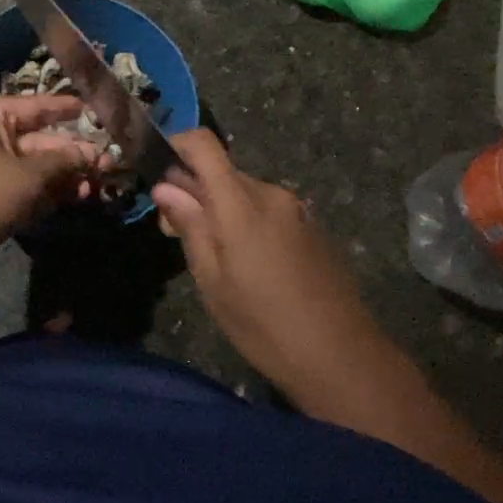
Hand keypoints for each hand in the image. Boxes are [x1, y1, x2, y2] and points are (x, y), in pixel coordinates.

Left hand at [0, 94, 102, 256]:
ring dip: (64, 175)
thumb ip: (64, 161)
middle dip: (72, 153)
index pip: (36, 105)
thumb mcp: (30, 176)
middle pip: (37, 138)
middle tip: (108, 163)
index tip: (99, 109)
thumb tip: (93, 154)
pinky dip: (45, 191)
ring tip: (99, 185)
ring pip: (31, 165)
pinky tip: (76, 199)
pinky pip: (21, 185)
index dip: (68, 109)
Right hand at [152, 130, 371, 389]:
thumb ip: (190, 226)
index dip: (177, 145)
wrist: (345, 358)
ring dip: (220, 209)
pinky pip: (266, 210)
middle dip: (193, 190)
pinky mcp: (311, 227)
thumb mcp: (213, 281)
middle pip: (221, 171)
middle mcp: (270, 194)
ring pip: (242, 192)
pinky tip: (249, 266)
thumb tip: (165, 189)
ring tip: (212, 256)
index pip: (204, 144)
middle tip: (176, 232)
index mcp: (241, 202)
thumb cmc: (265, 325)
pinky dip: (246, 222)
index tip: (157, 171)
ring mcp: (295, 210)